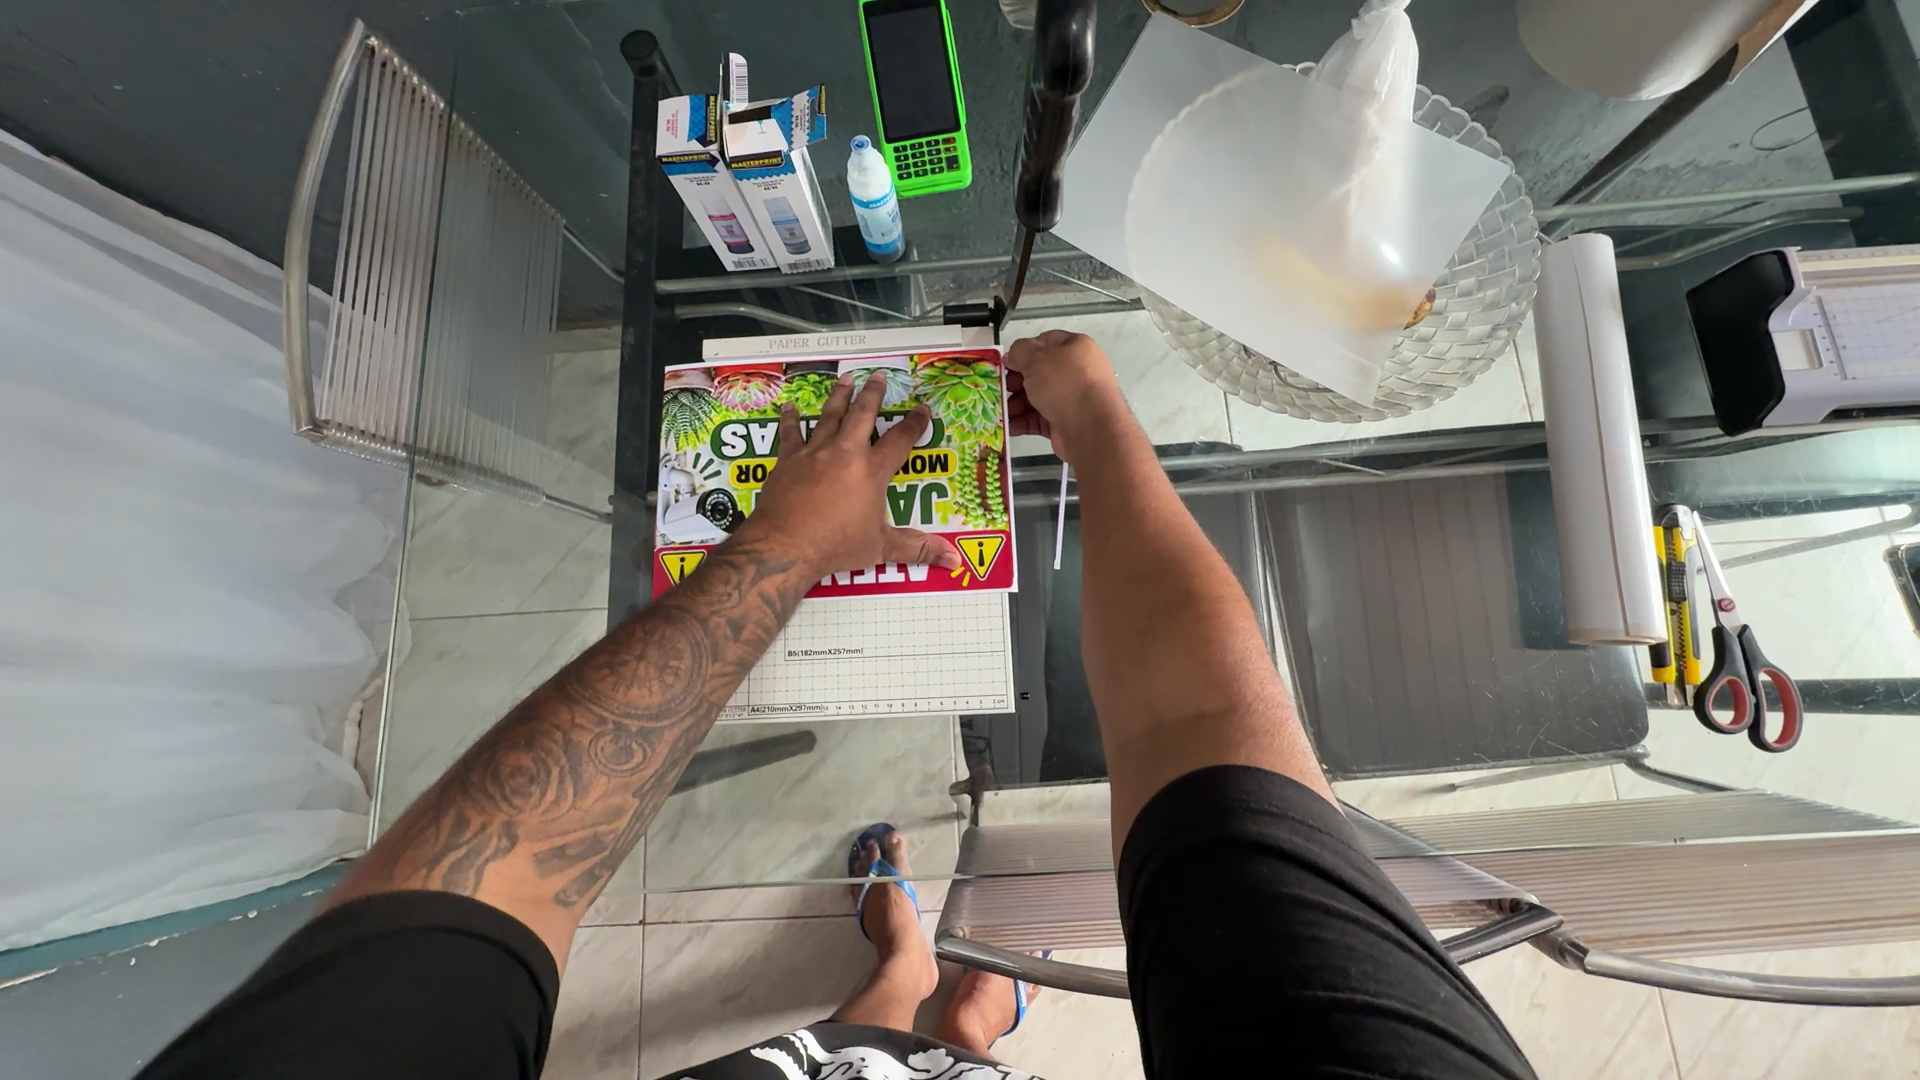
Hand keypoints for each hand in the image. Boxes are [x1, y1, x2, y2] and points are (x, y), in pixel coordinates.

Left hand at [741, 372, 962, 576]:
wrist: (785, 546)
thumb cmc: (836, 546)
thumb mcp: (881, 548)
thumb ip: (917, 548)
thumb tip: (953, 560)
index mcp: (871, 471)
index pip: (899, 441)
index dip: (914, 424)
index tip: (922, 409)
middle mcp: (844, 453)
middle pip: (862, 415)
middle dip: (873, 394)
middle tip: (878, 377)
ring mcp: (814, 453)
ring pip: (829, 416)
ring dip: (838, 396)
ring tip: (845, 379)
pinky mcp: (788, 461)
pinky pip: (791, 433)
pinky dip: (791, 419)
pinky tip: (790, 408)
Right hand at [1005, 329, 1129, 464]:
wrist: (1090, 428)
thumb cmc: (1065, 384)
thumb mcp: (1037, 358)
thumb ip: (1020, 351)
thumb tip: (1012, 356)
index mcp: (1074, 348)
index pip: (1045, 343)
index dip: (1024, 351)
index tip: (1006, 362)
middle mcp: (1074, 372)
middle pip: (1037, 373)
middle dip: (1015, 382)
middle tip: (1000, 389)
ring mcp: (1070, 399)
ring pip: (1035, 398)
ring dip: (1015, 404)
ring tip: (1000, 411)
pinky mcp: (1063, 422)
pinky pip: (1037, 419)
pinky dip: (1021, 422)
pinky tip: (1007, 426)